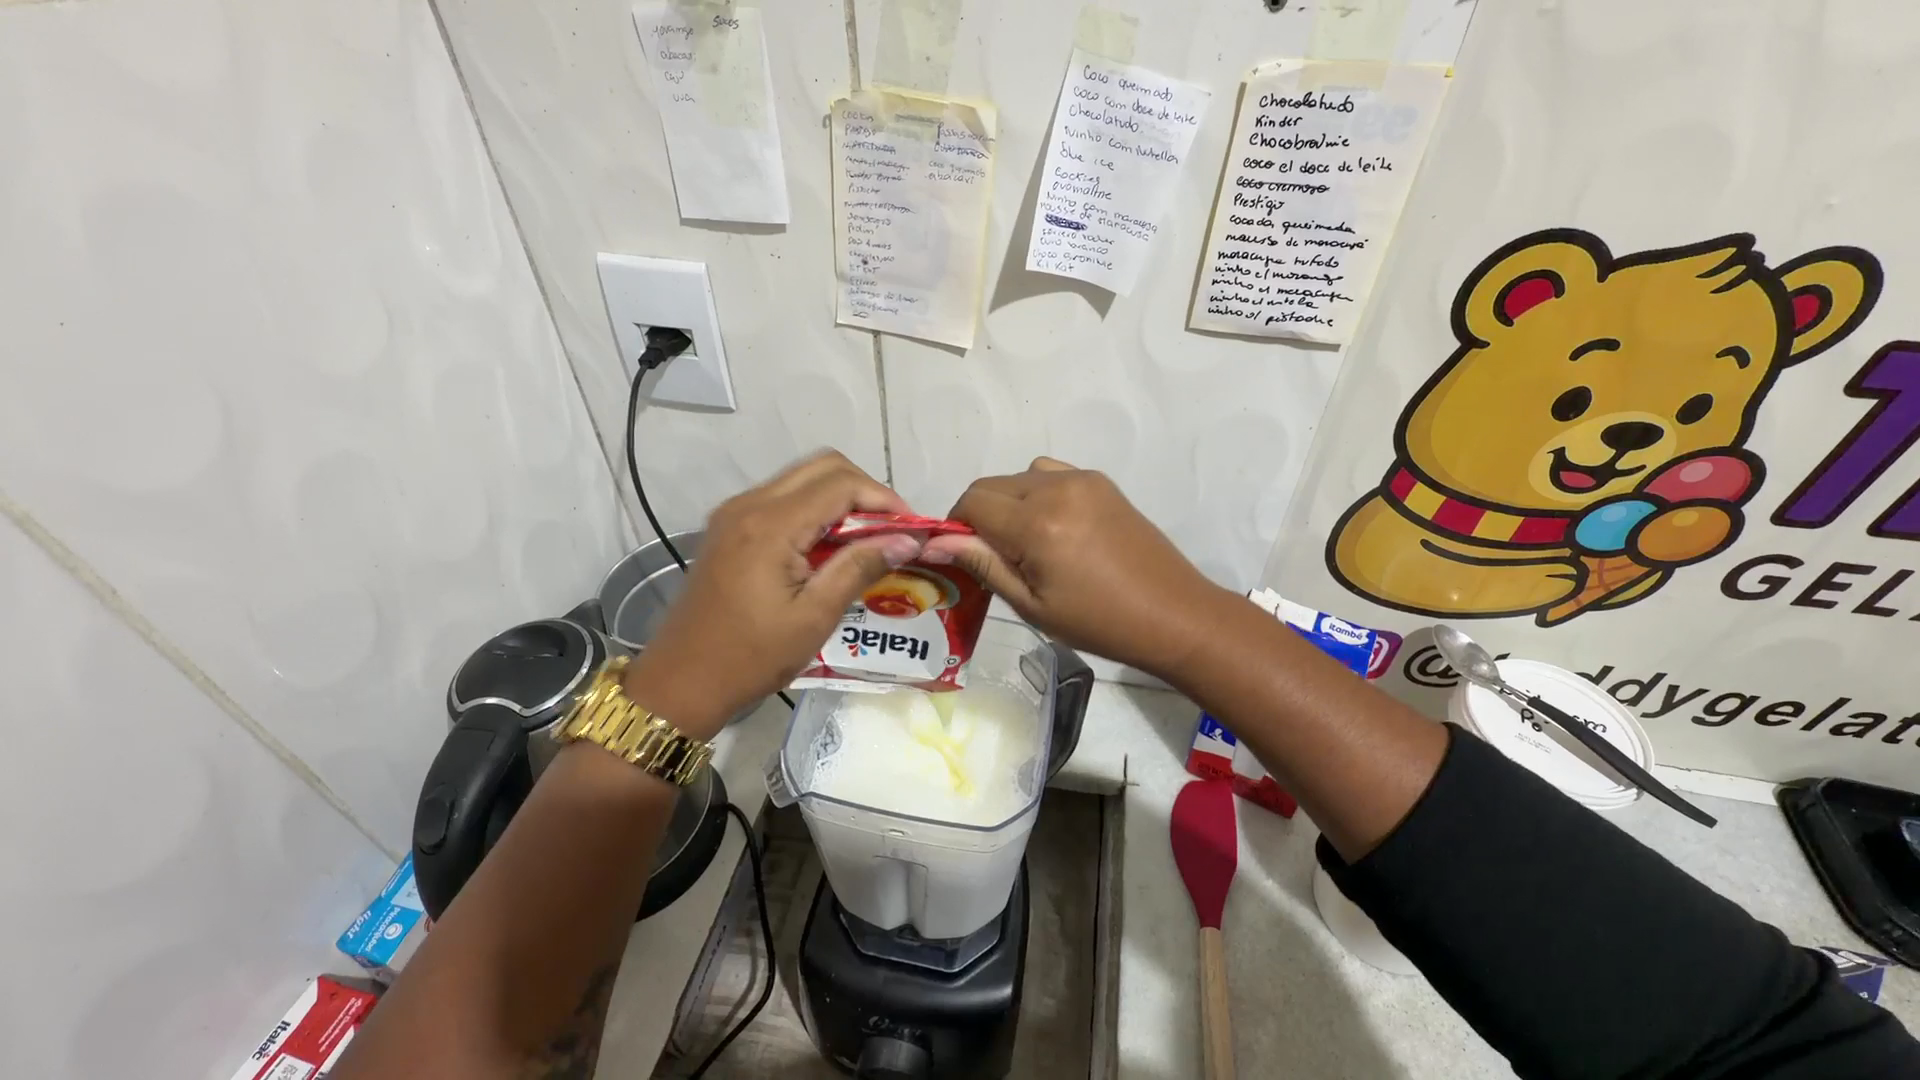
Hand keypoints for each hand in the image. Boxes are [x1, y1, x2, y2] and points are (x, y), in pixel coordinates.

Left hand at [623, 451, 920, 738]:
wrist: (681, 682)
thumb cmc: (751, 657)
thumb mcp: (814, 617)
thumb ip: (859, 568)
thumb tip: (906, 540)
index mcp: (771, 525)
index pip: (841, 484)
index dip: (884, 499)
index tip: (910, 530)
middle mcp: (750, 504)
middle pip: (823, 466)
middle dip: (865, 491)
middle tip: (890, 531)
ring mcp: (735, 512)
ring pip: (802, 478)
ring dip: (840, 498)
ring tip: (867, 539)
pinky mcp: (729, 527)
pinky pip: (782, 498)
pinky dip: (814, 509)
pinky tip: (830, 547)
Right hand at [922, 458, 1230, 677]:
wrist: (1172, 614)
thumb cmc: (1099, 623)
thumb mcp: (1032, 605)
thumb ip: (984, 565)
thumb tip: (935, 542)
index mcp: (1037, 523)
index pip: (972, 503)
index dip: (956, 528)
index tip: (964, 557)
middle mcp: (1056, 488)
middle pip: (991, 485)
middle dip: (979, 516)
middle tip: (995, 557)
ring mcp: (1082, 480)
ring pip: (1019, 477)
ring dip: (1008, 503)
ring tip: (1026, 544)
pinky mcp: (1101, 482)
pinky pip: (1050, 474)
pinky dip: (1036, 493)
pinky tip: (1053, 527)